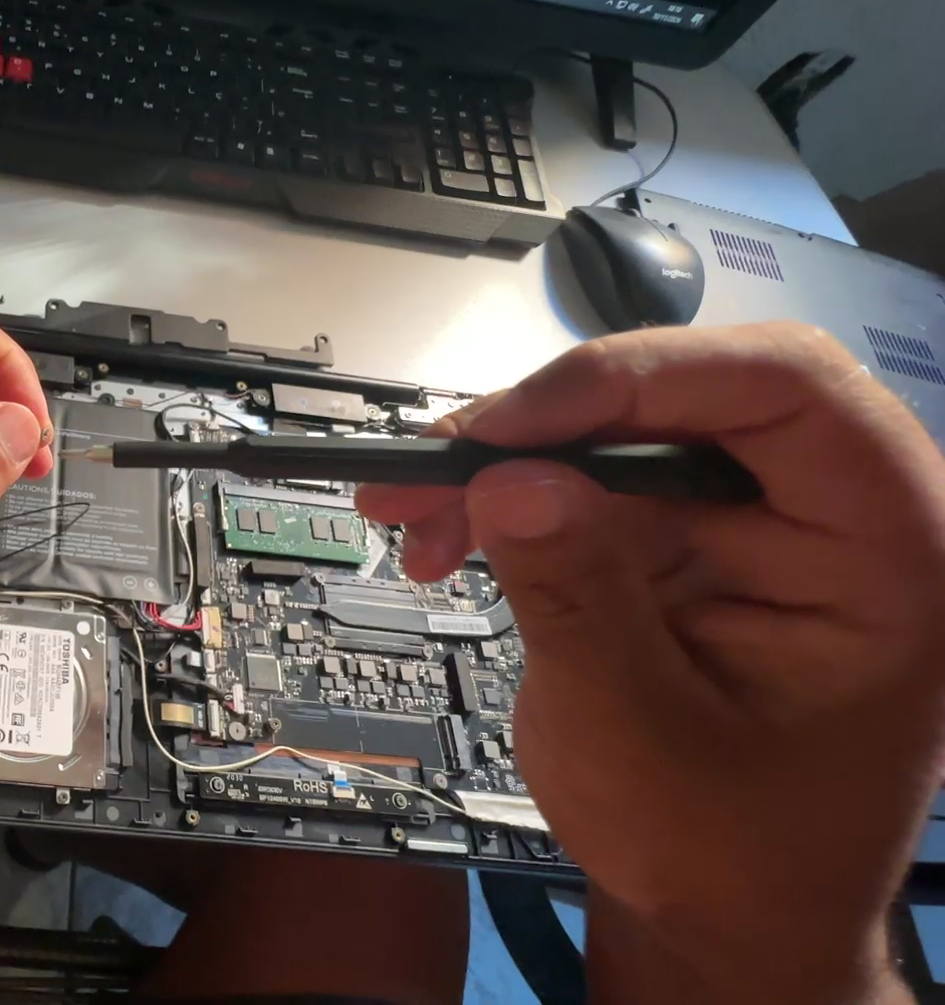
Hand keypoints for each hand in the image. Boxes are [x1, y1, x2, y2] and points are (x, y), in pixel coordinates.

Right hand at [357, 323, 944, 1000]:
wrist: (707, 895)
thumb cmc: (713, 841)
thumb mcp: (634, 729)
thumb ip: (578, 599)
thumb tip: (508, 479)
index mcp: (874, 548)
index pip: (779, 390)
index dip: (632, 381)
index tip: (503, 432)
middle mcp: (798, 511)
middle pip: (662, 398)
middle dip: (530, 425)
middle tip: (427, 468)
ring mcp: (715, 521)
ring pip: (586, 434)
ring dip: (481, 466)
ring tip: (402, 514)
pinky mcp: (643, 539)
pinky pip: (550, 483)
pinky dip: (477, 501)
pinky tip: (430, 541)